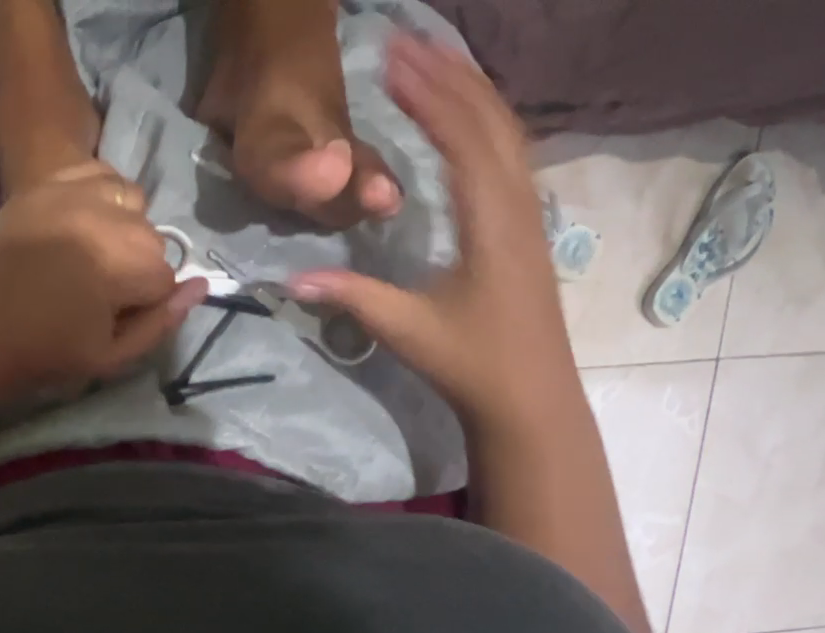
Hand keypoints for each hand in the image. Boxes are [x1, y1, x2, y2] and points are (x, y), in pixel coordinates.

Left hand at [0, 163, 208, 400]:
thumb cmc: (48, 351)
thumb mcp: (113, 357)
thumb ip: (163, 323)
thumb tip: (201, 286)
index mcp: (129, 264)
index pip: (166, 278)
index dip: (144, 303)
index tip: (113, 318)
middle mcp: (111, 219)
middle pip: (151, 238)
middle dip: (135, 265)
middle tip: (95, 292)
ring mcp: (77, 194)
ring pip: (129, 200)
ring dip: (121, 225)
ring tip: (90, 253)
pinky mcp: (47, 185)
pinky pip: (96, 173)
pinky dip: (98, 194)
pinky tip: (80, 222)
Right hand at [287, 37, 575, 420]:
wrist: (532, 396)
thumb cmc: (473, 363)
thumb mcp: (407, 329)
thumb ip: (352, 298)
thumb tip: (292, 281)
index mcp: (492, 220)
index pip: (462, 137)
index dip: (427, 94)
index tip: (391, 61)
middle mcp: (518, 202)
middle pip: (491, 119)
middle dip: (449, 75)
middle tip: (407, 43)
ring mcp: (528, 212)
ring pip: (507, 132)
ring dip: (471, 92)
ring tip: (433, 62)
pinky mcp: (525, 226)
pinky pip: (510, 154)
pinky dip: (484, 122)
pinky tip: (464, 120)